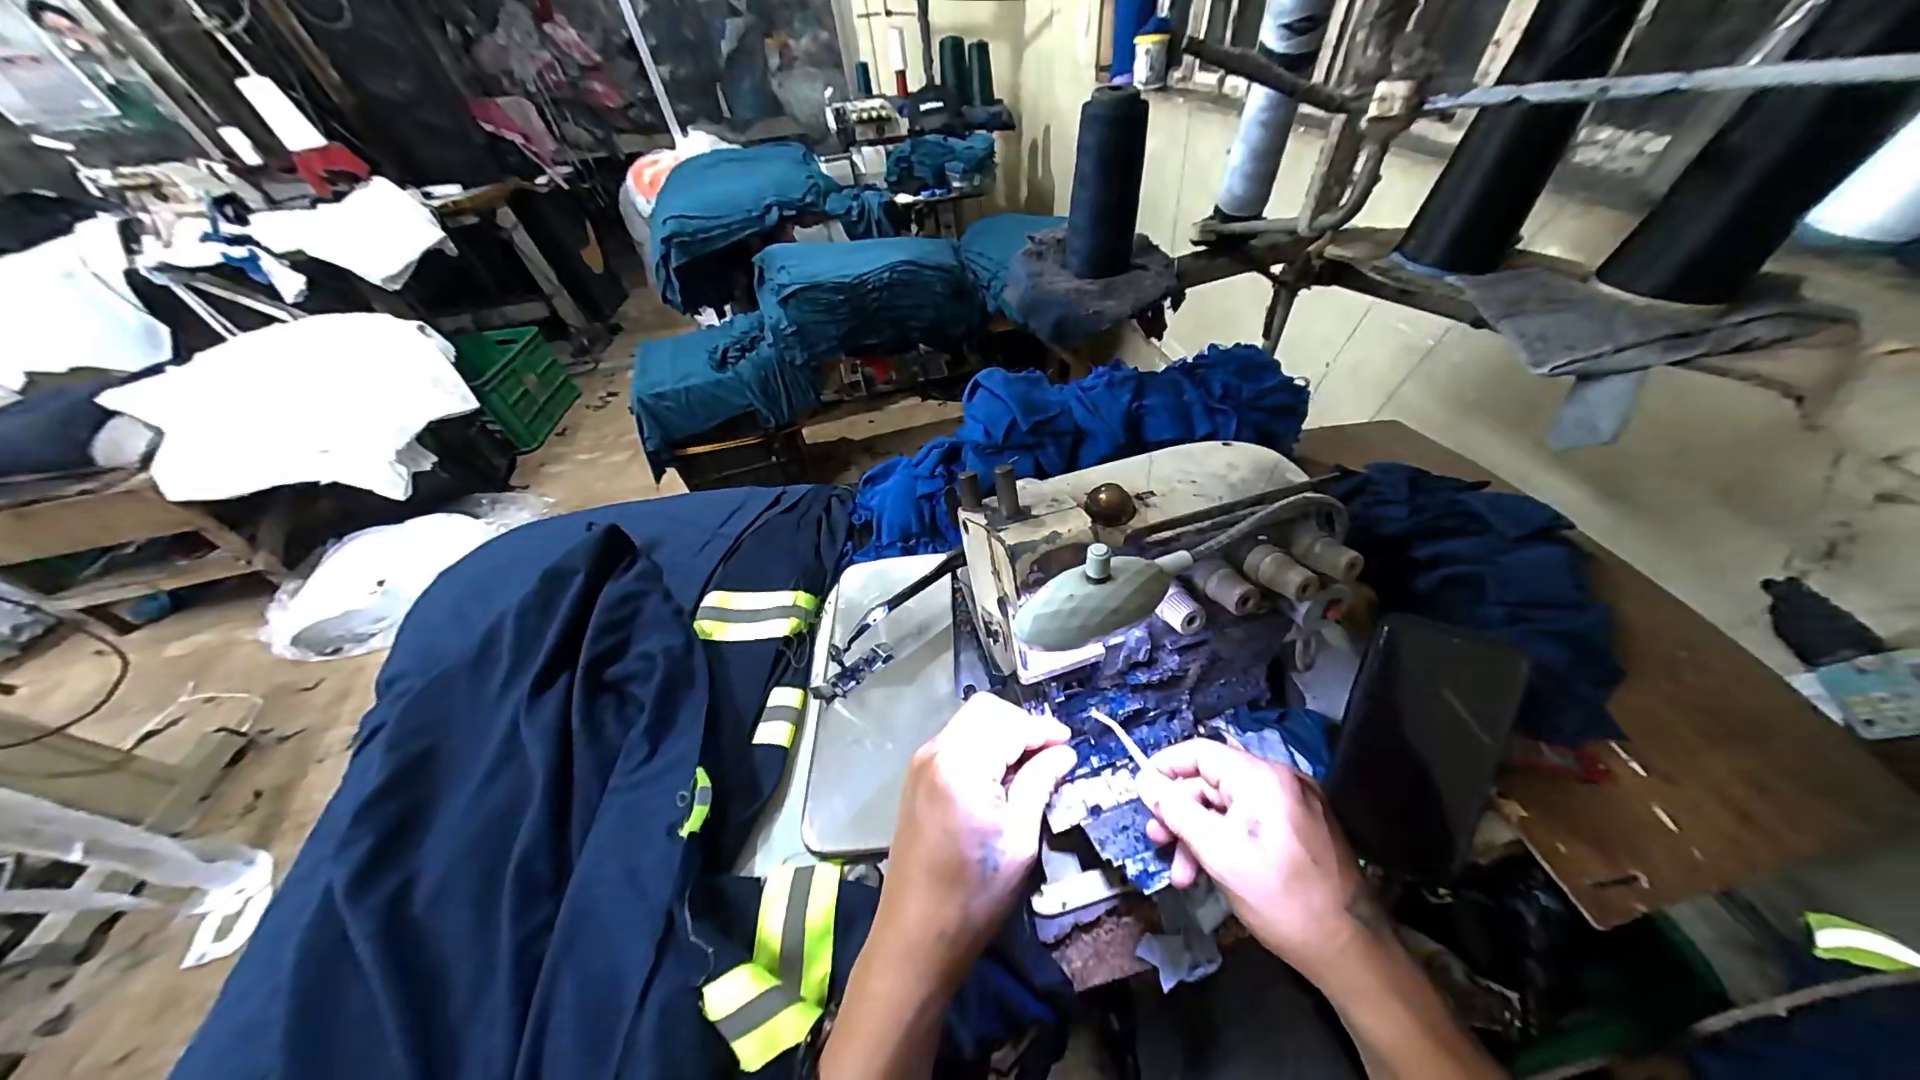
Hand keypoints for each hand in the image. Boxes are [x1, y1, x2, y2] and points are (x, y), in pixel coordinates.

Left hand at [880, 693, 1077, 979]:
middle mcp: (935, 752)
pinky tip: (1001, 773)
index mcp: (960, 764)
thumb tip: (1062, 753)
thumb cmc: (972, 893)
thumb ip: (1039, 784)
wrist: (914, 934)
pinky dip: (982, 745)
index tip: (1068, 744)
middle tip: (1050, 751)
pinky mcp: (916, 778)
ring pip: (969, 722)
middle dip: (1021, 723)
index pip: (1008, 723)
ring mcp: (921, 763)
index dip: (1043, 729)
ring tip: (1030, 763)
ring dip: (1001, 732)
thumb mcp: (1019, 839)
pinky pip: (955, 741)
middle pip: (984, 710)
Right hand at [1144, 738, 1381, 977]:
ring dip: (1200, 834)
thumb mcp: (1217, 853)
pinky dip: (1226, 841)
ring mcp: (1295, 803)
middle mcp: (1281, 780)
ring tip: (1183, 872)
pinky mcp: (1301, 827)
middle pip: (1212, 782)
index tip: (1142, 793)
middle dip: (1181, 813)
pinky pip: (1250, 822)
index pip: (1200, 752)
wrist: (1351, 951)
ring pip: (1228, 807)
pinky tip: (1211, 871)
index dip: (1165, 768)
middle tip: (1158, 840)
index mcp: (1263, 777)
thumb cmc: (1280, 898)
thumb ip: (1176, 812)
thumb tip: (1146, 782)